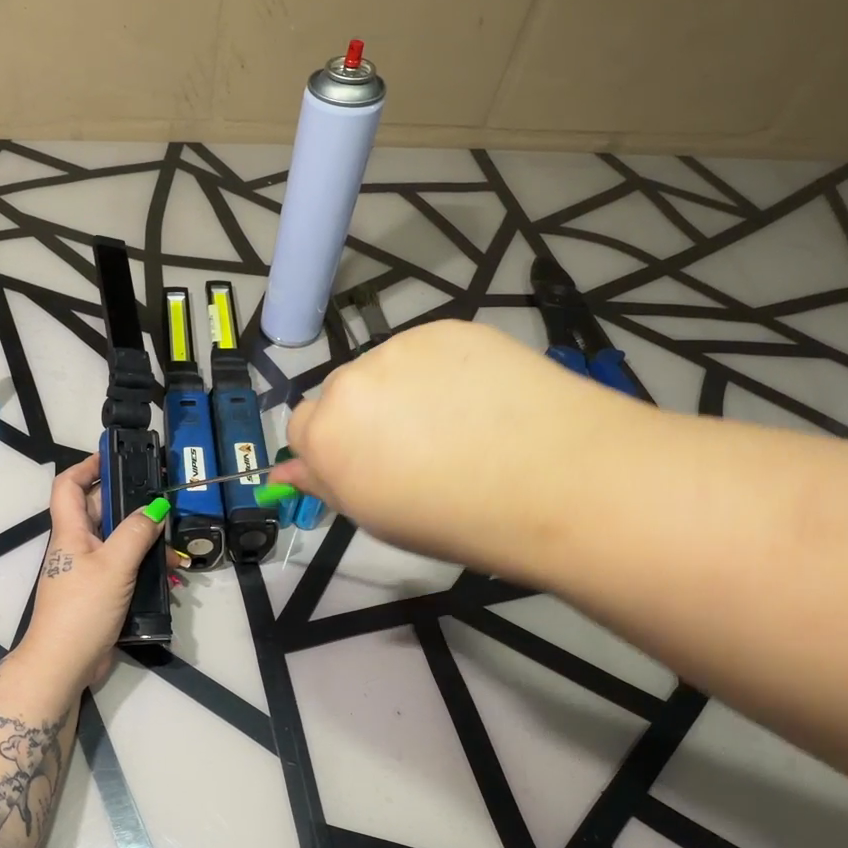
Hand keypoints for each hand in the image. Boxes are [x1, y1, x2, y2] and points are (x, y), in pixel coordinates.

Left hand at [18, 454, 169, 686]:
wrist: (64, 664)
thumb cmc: (82, 608)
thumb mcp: (114, 565)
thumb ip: (137, 533)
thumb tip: (156, 508)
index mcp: (70, 531)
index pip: (69, 486)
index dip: (88, 466)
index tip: (116, 457)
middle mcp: (76, 547)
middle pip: (101, 512)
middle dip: (132, 505)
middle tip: (164, 502)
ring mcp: (87, 572)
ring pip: (118, 543)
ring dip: (145, 542)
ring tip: (175, 548)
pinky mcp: (100, 595)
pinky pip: (124, 571)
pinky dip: (145, 569)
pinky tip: (169, 576)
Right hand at [269, 319, 646, 570]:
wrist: (558, 479)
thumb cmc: (457, 519)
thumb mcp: (379, 518)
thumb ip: (327, 486)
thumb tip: (289, 470)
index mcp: (324, 436)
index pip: (299, 428)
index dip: (332, 450)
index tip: (367, 469)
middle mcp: (350, 383)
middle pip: (340, 394)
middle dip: (364, 416)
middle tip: (415, 450)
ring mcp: (400, 349)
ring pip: (384, 370)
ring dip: (402, 390)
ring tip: (459, 425)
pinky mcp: (448, 328)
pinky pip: (427, 350)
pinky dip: (443, 371)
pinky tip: (482, 400)